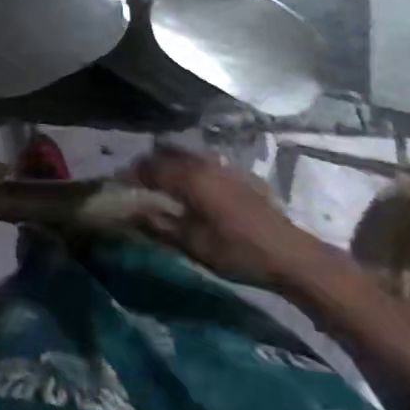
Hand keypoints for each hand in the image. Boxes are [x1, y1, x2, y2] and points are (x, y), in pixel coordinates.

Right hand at [136, 147, 333, 283]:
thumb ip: (160, 226)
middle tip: (138, 185)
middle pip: (167, 155)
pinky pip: (202, 163)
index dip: (132, 175)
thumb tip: (132, 214)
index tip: (120, 186)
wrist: (290, 254)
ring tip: (161, 187)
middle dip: (149, 166)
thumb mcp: (193, 245)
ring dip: (169, 166)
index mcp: (189, 178)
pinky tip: (190, 190)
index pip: (150, 167)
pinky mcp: (237, 175)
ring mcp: (223, 167)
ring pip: (185, 157)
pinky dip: (188, 170)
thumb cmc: (238, 251)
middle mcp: (204, 164)